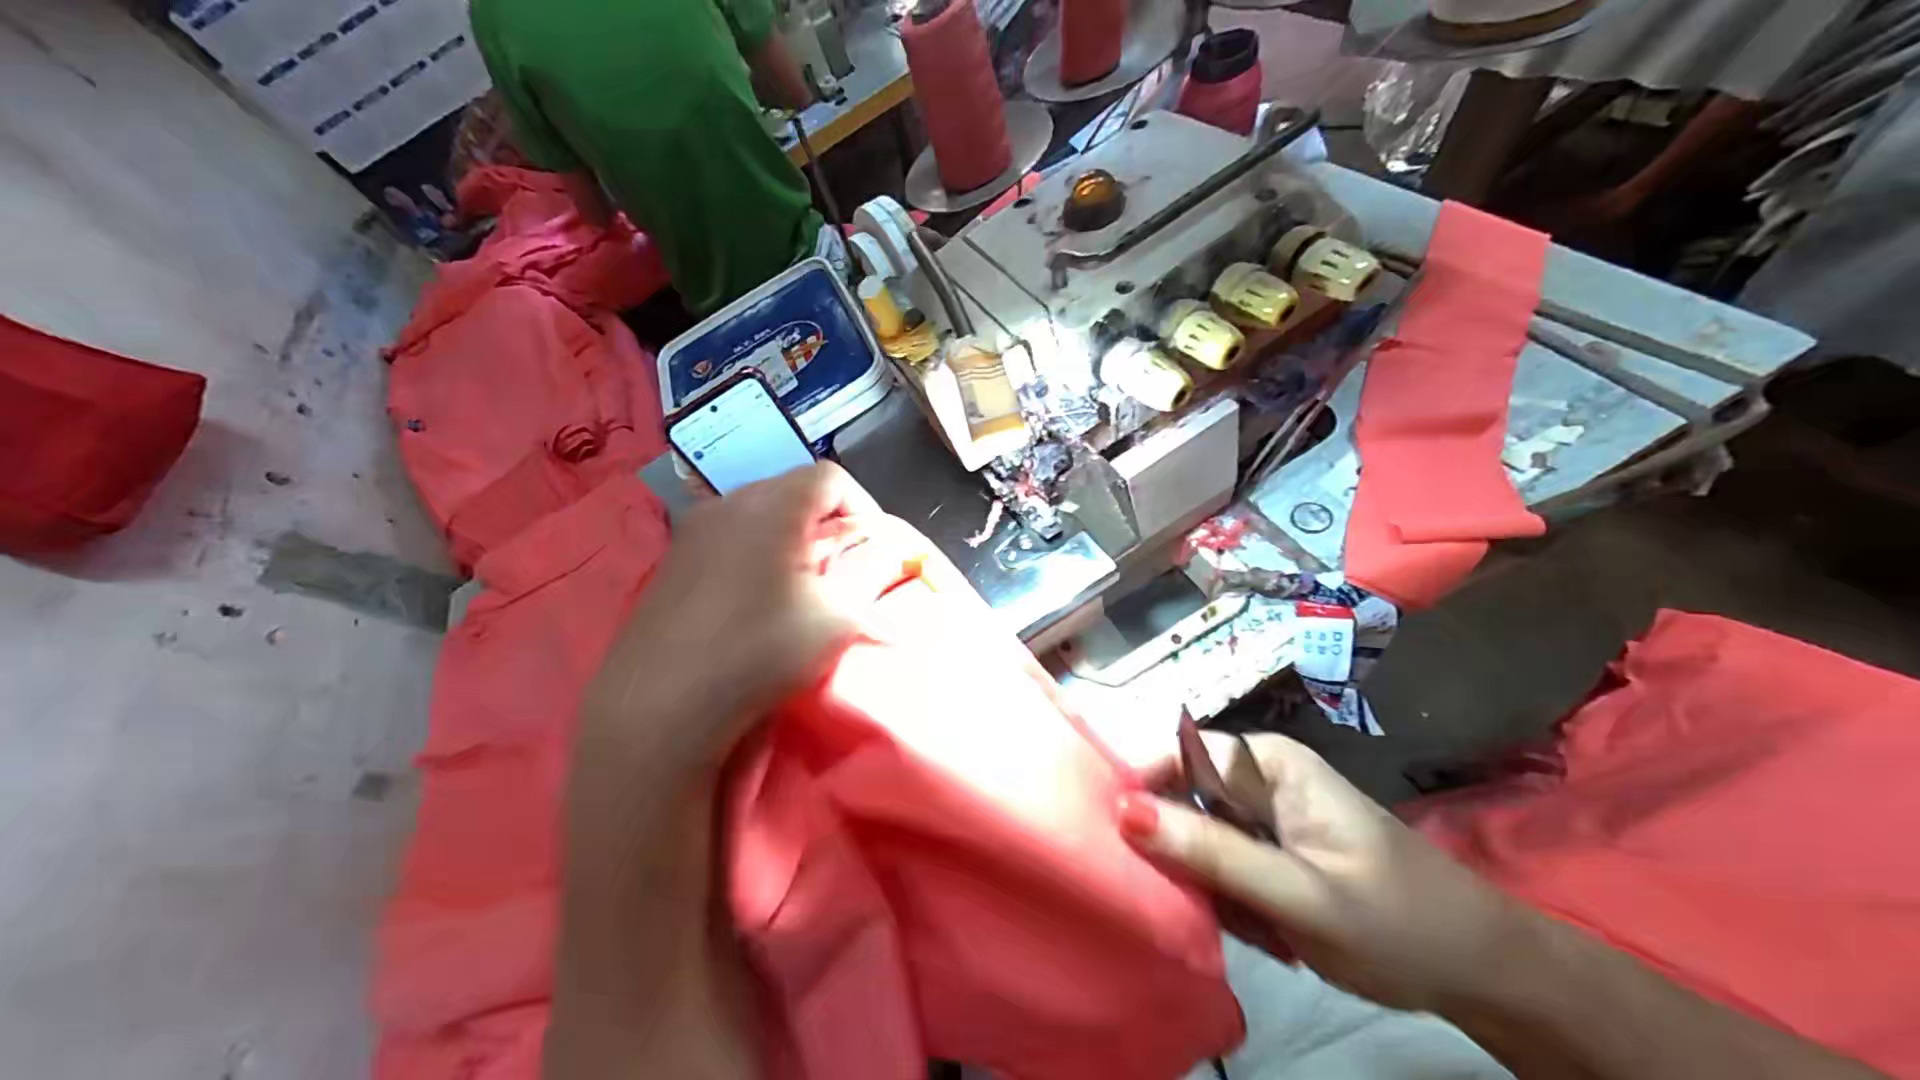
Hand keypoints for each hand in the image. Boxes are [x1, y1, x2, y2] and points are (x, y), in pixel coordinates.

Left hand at [583, 462, 925, 767]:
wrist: (660, 703)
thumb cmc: (760, 651)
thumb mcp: (838, 616)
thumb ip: (869, 572)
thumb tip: (883, 552)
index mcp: (772, 505)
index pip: (831, 477)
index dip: (863, 506)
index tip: (875, 548)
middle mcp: (728, 503)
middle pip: (792, 490)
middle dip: (827, 523)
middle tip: (843, 567)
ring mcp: (692, 531)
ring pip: (758, 514)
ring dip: (790, 539)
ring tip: (802, 586)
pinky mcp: (672, 561)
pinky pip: (728, 539)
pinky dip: (755, 554)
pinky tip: (756, 601)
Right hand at [1119, 732, 1531, 1013]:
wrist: (1479, 972)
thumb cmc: (1396, 921)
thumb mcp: (1299, 894)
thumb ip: (1213, 853)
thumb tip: (1123, 810)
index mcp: (1267, 762)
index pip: (1178, 753)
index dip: (1144, 789)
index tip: (1120, 841)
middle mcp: (1259, 777)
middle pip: (1182, 799)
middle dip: (1190, 857)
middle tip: (1224, 905)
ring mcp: (1265, 815)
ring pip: (1197, 839)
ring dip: (1214, 888)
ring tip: (1262, 926)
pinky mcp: (1270, 849)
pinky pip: (1220, 866)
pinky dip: (1234, 903)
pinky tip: (1273, 932)